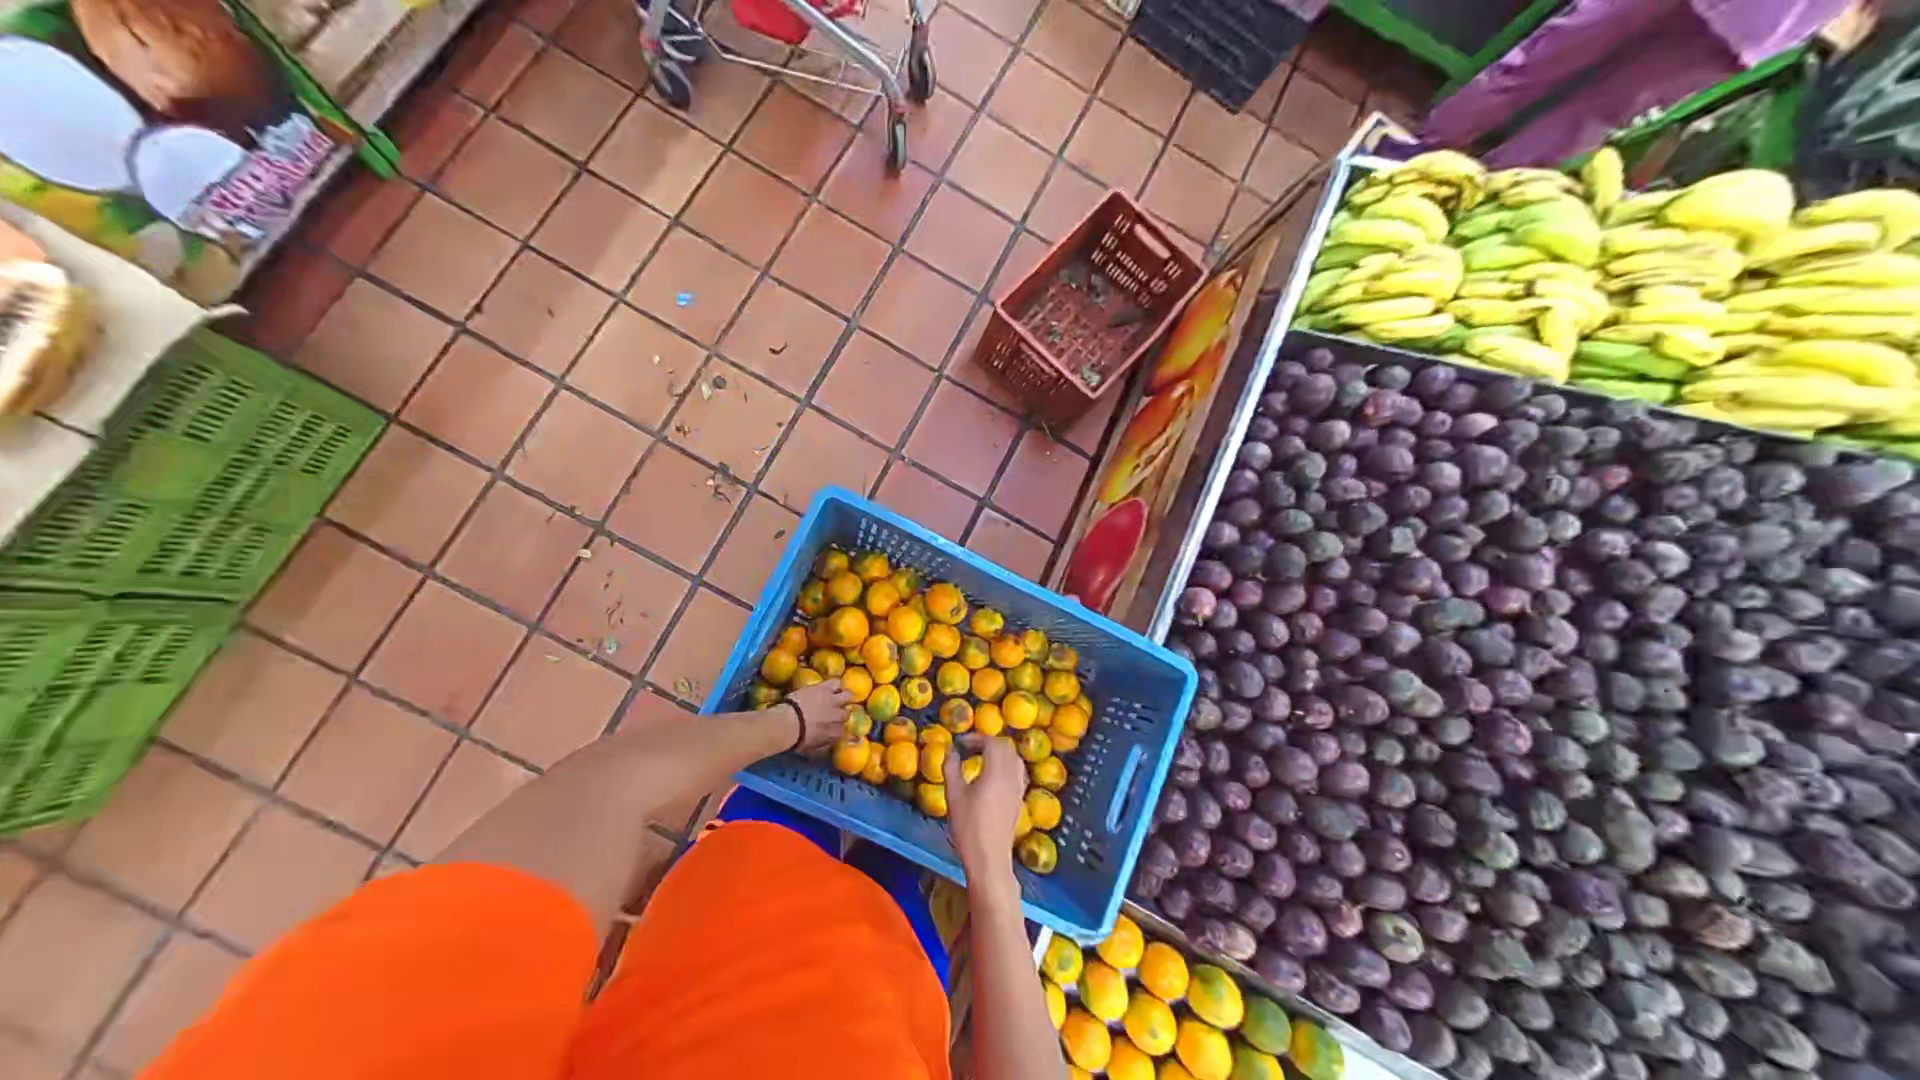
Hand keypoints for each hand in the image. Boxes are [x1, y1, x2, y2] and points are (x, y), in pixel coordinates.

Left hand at [783, 679, 851, 754]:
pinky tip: (831, 686)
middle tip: (833, 711)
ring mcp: (833, 701)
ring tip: (839, 696)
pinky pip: (836, 683)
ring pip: (847, 695)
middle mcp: (838, 716)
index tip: (832, 726)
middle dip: (841, 712)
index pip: (842, 730)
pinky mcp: (825, 689)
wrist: (789, 723)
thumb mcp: (811, 749)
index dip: (837, 726)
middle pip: (846, 713)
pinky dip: (835, 684)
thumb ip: (823, 746)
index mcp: (835, 733)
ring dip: (844, 697)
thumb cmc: (797, 739)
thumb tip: (828, 746)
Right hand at [945, 736, 1025, 895]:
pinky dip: (1006, 766)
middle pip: (1007, 748)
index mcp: (997, 772)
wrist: (989, 859)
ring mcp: (1019, 789)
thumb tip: (951, 751)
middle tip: (970, 748)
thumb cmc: (968, 827)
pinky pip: (1017, 773)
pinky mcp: (1020, 801)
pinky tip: (992, 778)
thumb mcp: (953, 796)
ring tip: (981, 759)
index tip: (962, 743)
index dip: (977, 738)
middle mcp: (1012, 777)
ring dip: (1000, 754)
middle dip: (989, 743)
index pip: (993, 743)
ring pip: (1015, 760)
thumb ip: (951, 768)